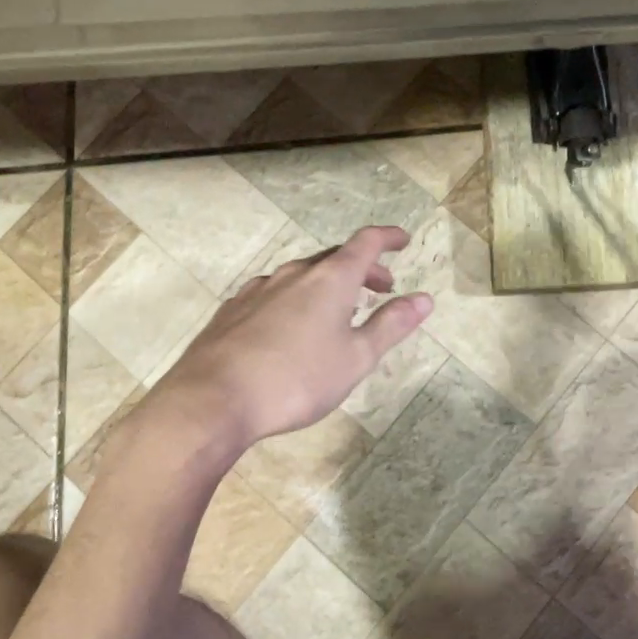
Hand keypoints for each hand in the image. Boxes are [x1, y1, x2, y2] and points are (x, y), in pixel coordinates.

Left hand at [145, 224, 432, 449]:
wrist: (212, 400)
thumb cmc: (297, 380)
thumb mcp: (356, 358)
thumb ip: (391, 325)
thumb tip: (425, 299)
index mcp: (330, 279)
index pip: (365, 243)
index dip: (387, 238)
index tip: (403, 240)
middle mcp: (294, 274)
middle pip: (334, 257)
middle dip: (362, 267)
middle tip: (382, 287)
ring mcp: (258, 290)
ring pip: (302, 275)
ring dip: (327, 284)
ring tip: (339, 309)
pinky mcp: (232, 311)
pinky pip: (274, 293)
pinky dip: (296, 298)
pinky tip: (290, 326)